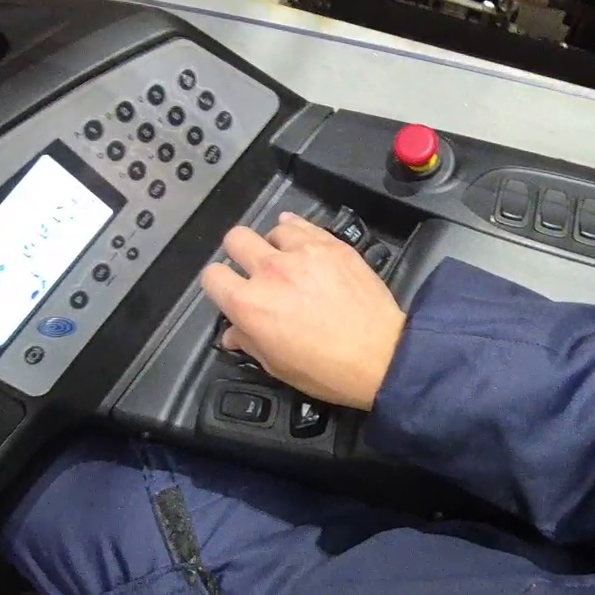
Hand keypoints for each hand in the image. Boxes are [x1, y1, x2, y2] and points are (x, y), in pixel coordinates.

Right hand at [201, 212, 406, 410]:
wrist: (383, 357)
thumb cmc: (331, 370)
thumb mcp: (279, 366)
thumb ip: (250, 342)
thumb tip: (233, 334)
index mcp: (251, 305)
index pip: (212, 276)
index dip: (218, 284)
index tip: (229, 290)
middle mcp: (272, 272)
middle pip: (236, 239)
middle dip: (240, 253)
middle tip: (253, 269)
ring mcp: (304, 254)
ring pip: (273, 228)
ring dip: (275, 244)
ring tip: (287, 260)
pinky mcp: (333, 245)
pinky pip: (304, 225)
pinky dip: (298, 231)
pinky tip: (301, 243)